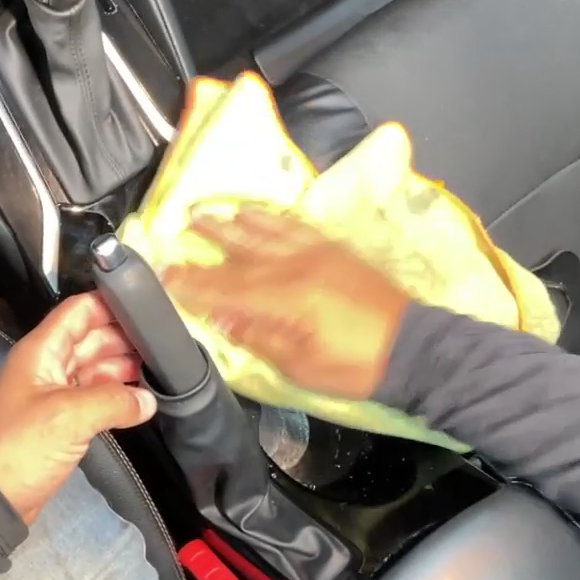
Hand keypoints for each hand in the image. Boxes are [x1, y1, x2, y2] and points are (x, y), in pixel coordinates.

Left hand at [0, 293, 158, 522]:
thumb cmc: (21, 446)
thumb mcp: (70, 416)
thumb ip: (114, 401)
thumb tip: (148, 400)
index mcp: (42, 350)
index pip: (80, 311)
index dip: (113, 305)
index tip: (151, 310)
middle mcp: (47, 365)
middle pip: (91, 338)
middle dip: (125, 339)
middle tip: (166, 346)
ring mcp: (52, 395)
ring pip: (93, 369)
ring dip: (122, 368)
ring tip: (160, 371)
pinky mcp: (59, 423)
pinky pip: (91, 398)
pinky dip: (114, 396)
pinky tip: (140, 400)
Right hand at [162, 208, 411, 400]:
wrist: (415, 349)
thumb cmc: (355, 366)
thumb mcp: (300, 365)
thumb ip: (259, 337)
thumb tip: (223, 319)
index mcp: (285, 299)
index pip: (226, 289)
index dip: (192, 283)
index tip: (164, 276)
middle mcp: (297, 267)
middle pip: (240, 253)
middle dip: (205, 244)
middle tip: (177, 231)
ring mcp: (317, 253)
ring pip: (264, 231)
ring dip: (232, 222)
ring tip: (206, 213)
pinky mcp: (335, 249)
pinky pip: (295, 225)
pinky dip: (270, 218)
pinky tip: (254, 213)